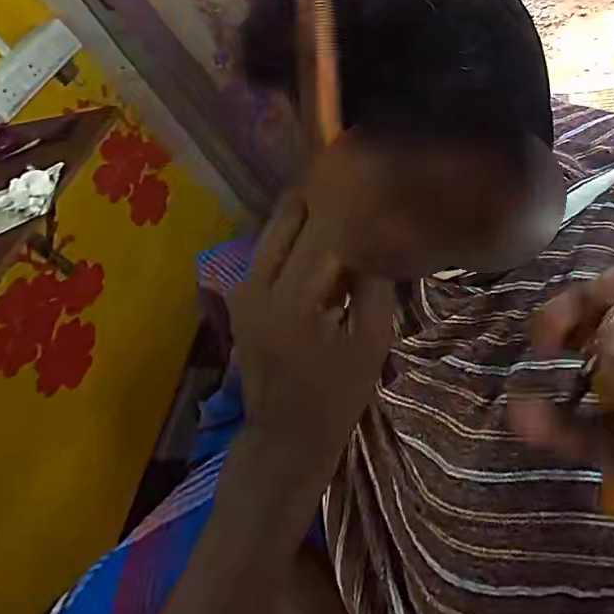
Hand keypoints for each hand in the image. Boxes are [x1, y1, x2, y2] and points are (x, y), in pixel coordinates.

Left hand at [228, 140, 395, 485]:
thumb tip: (373, 232)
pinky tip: (320, 234)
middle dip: (319, 197)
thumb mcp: (371, 340)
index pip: (318, 228)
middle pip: (287, 217)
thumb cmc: (337, 394)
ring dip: (304, 214)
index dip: (342, 200)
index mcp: (293, 299)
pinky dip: (293, 235)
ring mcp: (242, 289)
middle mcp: (258, 284)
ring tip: (339, 200)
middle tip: (351, 179)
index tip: (365, 175)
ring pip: (274, 229)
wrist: (284, 437)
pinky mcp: (240, 295)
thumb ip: (372, 281)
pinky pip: (269, 249)